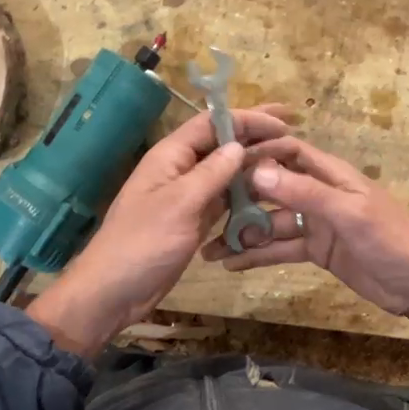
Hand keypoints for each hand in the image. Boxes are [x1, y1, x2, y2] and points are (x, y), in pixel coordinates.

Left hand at [26, 105, 292, 356]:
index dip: (246, 118)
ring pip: (225, 174)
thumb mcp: (180, 204)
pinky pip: (223, 202)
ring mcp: (187, 198)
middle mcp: (180, 171)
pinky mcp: (193, 222)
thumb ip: (212, 174)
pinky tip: (269, 197)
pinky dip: (244, 197)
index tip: (282, 120)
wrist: (115, 291)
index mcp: (170, 157)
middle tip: (293, 131)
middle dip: (254, 137)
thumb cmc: (143, 243)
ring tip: (289, 162)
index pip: (211, 124)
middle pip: (221, 145)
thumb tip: (239, 146)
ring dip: (253, 167)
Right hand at [200, 137, 408, 368]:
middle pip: (273, 188)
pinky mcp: (318, 251)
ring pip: (273, 223)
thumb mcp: (349, 215)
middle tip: (204, 212)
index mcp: (332, 176)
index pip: (289, 152)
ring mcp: (318, 224)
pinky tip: (233, 263)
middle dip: (240, 199)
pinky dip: (259, 255)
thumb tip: (258, 172)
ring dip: (244, 233)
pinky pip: (282, 248)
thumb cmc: (392, 241)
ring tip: (209, 248)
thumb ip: (305, 193)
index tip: (221, 160)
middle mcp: (321, 194)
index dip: (258, 152)